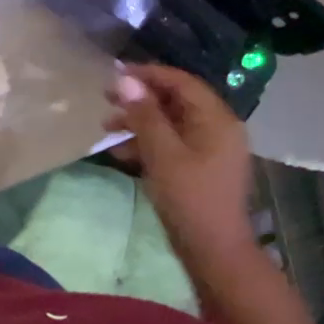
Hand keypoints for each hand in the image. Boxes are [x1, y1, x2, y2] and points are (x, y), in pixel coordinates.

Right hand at [105, 64, 255, 267]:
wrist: (213, 250)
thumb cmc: (190, 199)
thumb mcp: (163, 155)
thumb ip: (145, 117)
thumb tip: (125, 80)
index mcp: (216, 119)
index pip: (181, 83)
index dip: (148, 75)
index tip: (114, 73)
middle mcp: (217, 129)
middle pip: (176, 102)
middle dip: (140, 100)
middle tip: (105, 100)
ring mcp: (210, 151)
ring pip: (171, 125)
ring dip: (140, 124)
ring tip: (106, 128)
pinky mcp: (200, 170)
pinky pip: (172, 146)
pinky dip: (148, 145)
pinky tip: (121, 153)